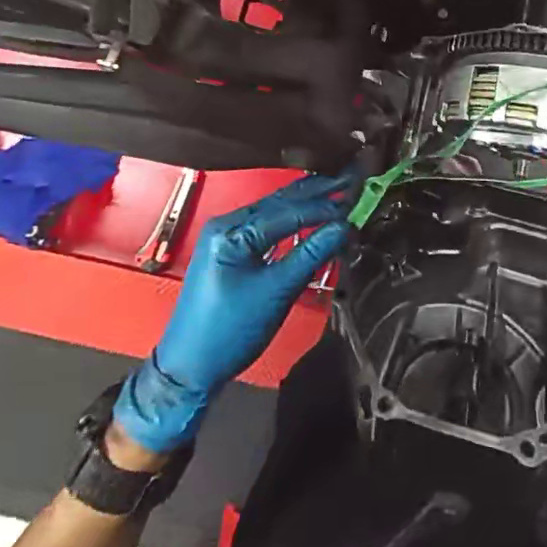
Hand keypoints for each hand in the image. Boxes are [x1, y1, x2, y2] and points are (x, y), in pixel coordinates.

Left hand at [113, 171, 356, 452]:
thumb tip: (344, 228)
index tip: (355, 204)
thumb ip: (311, 255)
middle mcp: (226, 225)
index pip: (288, 210)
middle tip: (350, 181)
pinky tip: (310, 219)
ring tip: (337, 193)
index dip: (324, 207)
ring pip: (272, 211)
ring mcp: (225, 236)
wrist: (190, 365)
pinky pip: (265, 226)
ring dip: (305, 204)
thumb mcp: (276, 292)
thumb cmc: (229, 331)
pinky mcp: (229, 250)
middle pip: (278, 202)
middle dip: (316, 193)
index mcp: (231, 232)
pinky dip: (291, 221)